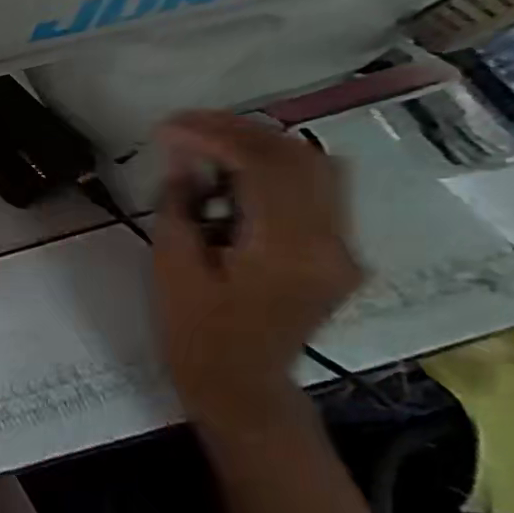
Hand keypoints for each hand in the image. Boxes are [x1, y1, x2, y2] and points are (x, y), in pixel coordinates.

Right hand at [152, 111, 362, 399]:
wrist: (240, 386)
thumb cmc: (196, 335)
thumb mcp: (172, 269)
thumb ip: (179, 207)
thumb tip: (182, 157)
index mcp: (288, 251)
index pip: (265, 166)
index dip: (216, 135)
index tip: (170, 126)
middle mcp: (331, 242)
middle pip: (300, 156)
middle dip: (239, 132)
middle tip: (187, 128)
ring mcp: (343, 247)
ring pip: (316, 167)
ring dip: (261, 147)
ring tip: (209, 149)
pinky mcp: (337, 251)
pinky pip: (315, 190)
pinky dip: (275, 172)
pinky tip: (234, 181)